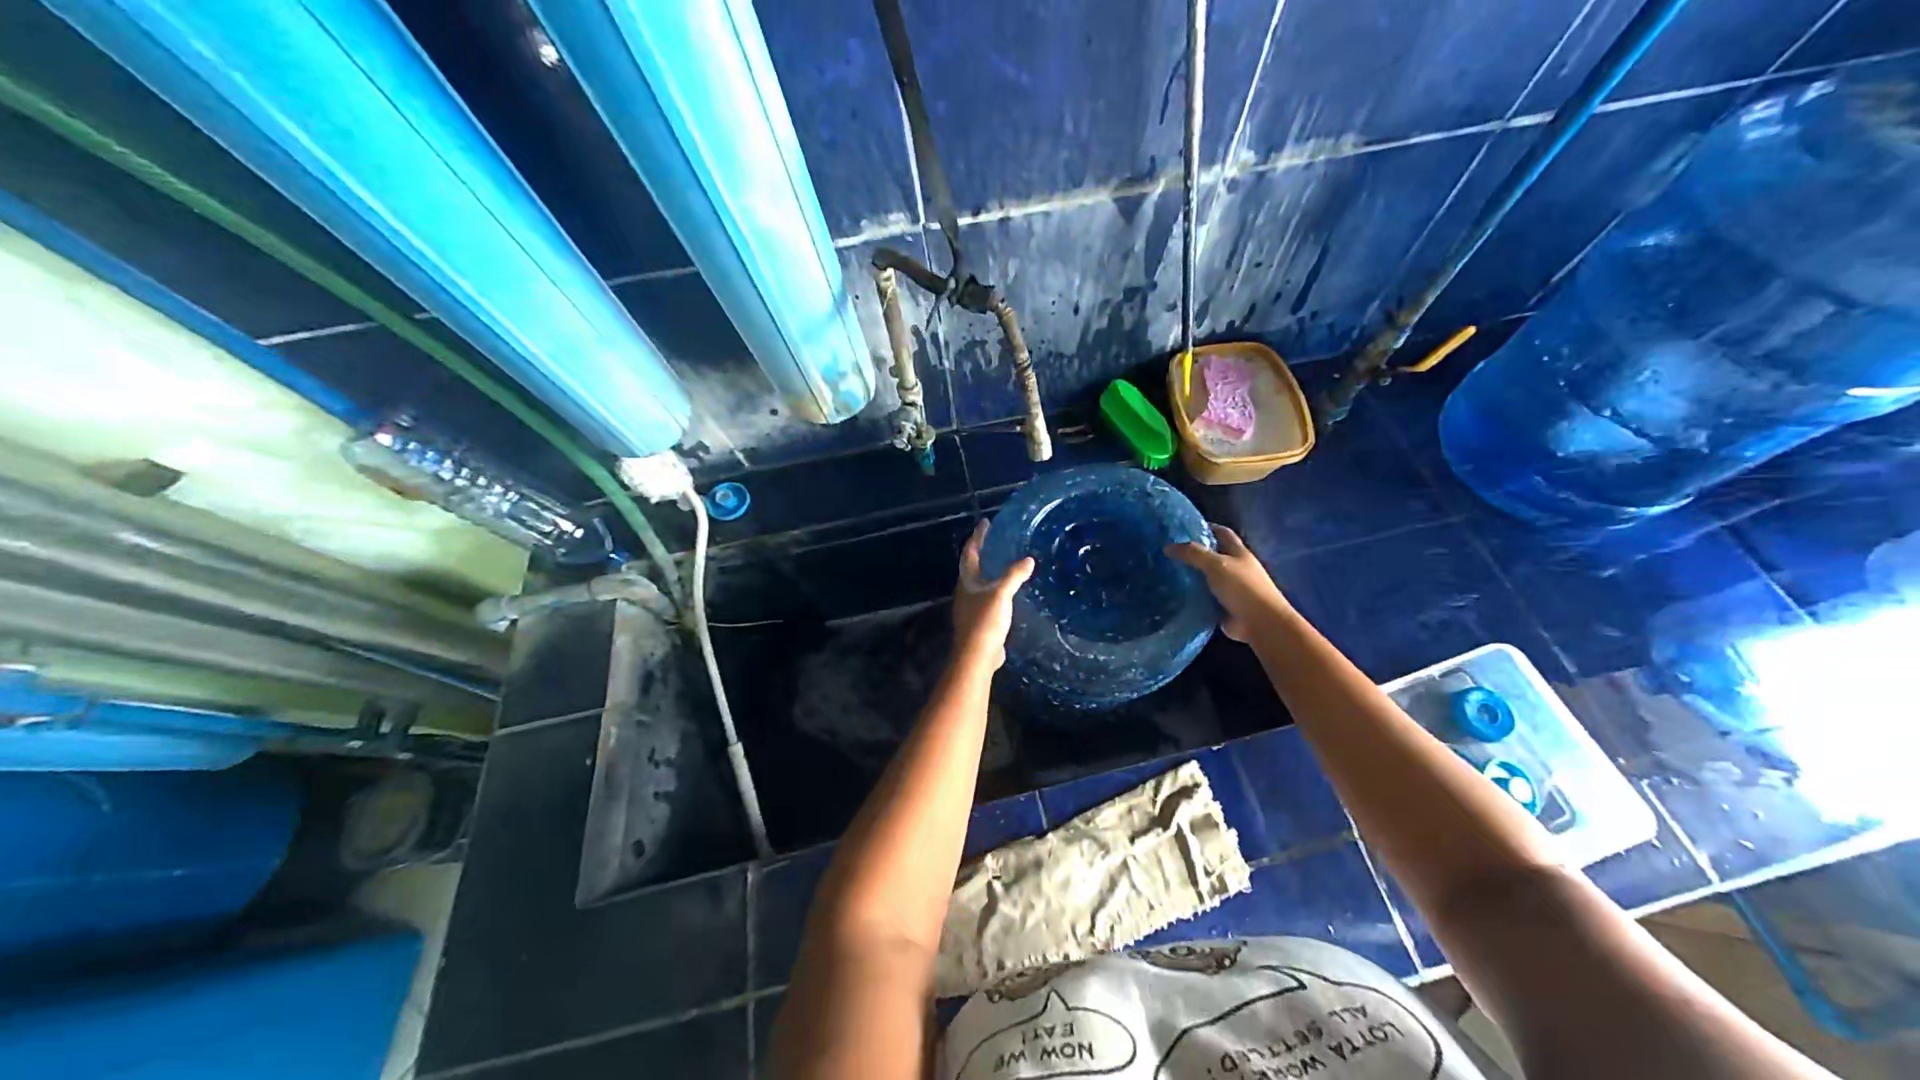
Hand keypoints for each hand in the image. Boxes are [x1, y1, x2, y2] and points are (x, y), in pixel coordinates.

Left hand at [952, 520, 1034, 669]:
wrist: (977, 655)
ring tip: (1003, 564)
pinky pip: (987, 598)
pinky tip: (1008, 592)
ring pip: (979, 583)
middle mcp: (965, 591)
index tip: (985, 523)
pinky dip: (996, 589)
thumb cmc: (985, 619)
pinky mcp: (979, 620)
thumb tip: (1028, 559)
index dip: (978, 537)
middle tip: (995, 541)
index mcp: (967, 580)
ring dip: (989, 571)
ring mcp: (970, 607)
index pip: (970, 552)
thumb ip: (1014, 575)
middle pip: (971, 566)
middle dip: (982, 553)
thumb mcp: (1001, 593)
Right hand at [1166, 524, 1292, 641]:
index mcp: (1238, 552)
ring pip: (1205, 577)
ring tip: (1164, 572)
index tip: (1182, 528)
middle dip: (1192, 552)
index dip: (1205, 527)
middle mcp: (1234, 568)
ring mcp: (1229, 588)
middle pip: (1212, 555)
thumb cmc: (1242, 587)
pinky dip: (1190, 596)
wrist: (1260, 623)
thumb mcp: (1216, 564)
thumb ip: (1193, 554)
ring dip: (1189, 576)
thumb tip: (1167, 546)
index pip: (1222, 533)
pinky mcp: (1222, 606)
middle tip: (1167, 551)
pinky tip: (1172, 594)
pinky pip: (1203, 597)